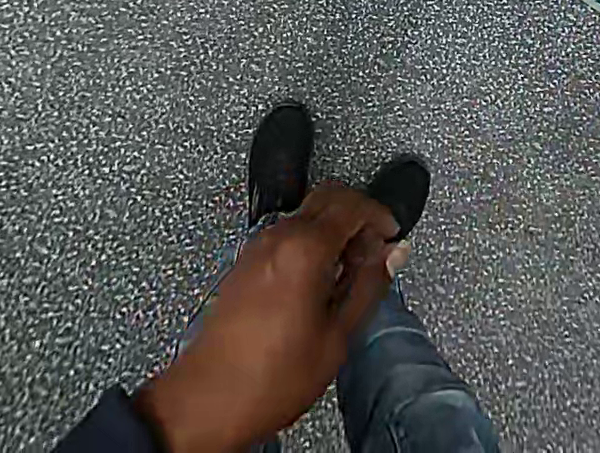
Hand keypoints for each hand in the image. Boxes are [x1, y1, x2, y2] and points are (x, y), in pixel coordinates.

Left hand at [135, 184, 398, 452]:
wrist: (206, 403)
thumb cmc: (270, 378)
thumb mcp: (337, 336)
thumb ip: (369, 285)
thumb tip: (393, 254)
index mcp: (306, 249)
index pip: (353, 204)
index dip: (380, 215)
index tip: (391, 235)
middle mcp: (281, 236)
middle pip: (330, 196)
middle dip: (358, 214)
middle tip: (372, 249)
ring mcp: (261, 244)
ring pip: (310, 211)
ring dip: (335, 227)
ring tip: (347, 272)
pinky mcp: (248, 259)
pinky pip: (290, 230)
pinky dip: (313, 239)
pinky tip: (319, 280)